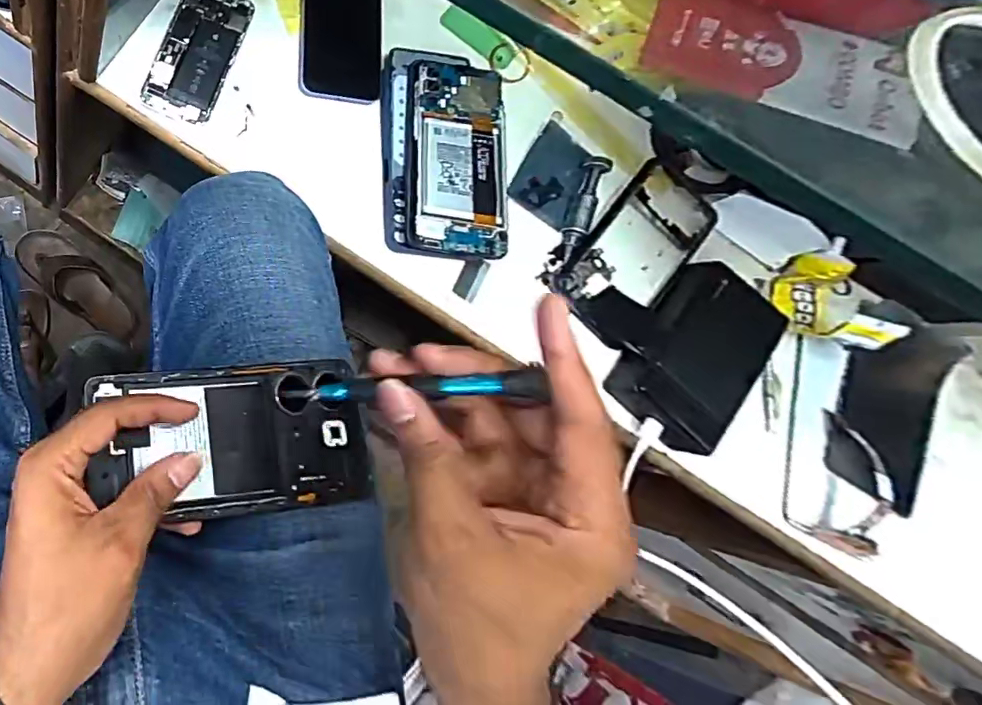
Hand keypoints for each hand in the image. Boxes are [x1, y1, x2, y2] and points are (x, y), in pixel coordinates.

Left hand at [0, 395, 203, 704]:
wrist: (30, 668)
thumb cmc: (65, 608)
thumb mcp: (119, 544)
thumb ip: (153, 494)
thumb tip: (185, 460)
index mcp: (48, 464)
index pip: (105, 415)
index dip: (151, 407)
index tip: (187, 409)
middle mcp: (47, 469)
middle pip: (108, 437)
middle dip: (154, 441)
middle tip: (192, 438)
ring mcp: (56, 493)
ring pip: (113, 467)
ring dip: (152, 477)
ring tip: (193, 482)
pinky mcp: (67, 516)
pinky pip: (109, 493)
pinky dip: (139, 502)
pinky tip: (176, 518)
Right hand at [371, 295, 635, 704]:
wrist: (461, 669)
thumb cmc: (484, 629)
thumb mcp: (451, 532)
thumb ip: (427, 454)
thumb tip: (401, 395)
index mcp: (587, 516)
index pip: (580, 420)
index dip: (562, 359)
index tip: (549, 313)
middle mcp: (560, 494)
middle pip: (522, 410)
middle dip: (467, 378)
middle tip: (423, 359)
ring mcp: (521, 488)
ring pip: (483, 418)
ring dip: (435, 394)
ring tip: (394, 372)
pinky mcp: (487, 488)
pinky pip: (457, 438)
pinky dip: (425, 419)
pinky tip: (396, 401)